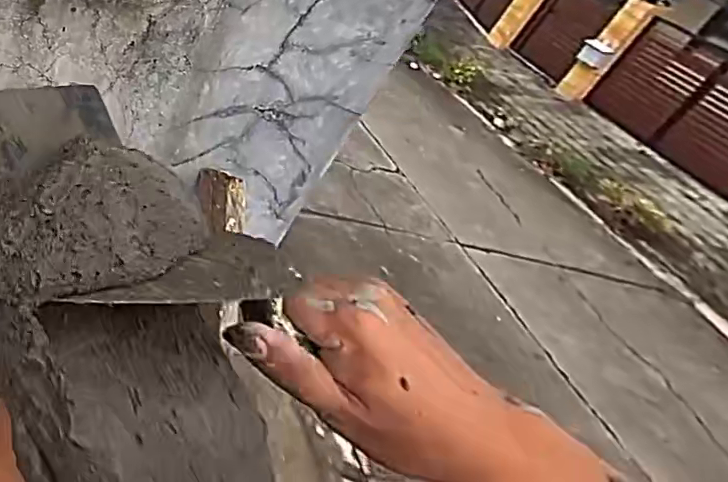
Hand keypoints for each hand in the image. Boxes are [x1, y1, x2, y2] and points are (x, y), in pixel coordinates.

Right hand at [225, 278, 613, 481]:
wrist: (482, 437)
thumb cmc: (418, 434)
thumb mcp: (341, 412)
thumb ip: (289, 365)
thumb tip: (245, 330)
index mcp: (346, 318)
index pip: (279, 304)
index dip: (287, 337)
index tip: (312, 367)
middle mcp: (362, 292)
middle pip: (300, 297)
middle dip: (307, 331)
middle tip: (338, 375)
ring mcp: (380, 290)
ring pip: (321, 297)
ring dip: (327, 327)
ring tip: (360, 368)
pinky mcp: (392, 295)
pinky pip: (345, 296)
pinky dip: (348, 321)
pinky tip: (373, 357)